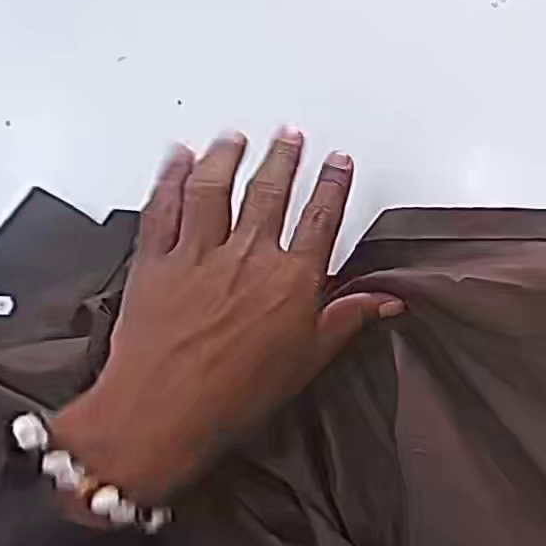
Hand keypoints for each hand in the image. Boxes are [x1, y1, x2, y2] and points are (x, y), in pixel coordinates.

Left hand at [52, 128, 401, 501]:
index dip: (332, 185)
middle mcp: (248, 256)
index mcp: (291, 280)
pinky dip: (169, 176)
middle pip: (270, 192)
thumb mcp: (310, 358)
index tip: (338, 161)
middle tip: (290, 135)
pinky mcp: (156, 260)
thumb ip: (349, 318)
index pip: (320, 218)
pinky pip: (163, 207)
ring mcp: (199, 254)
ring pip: (215, 188)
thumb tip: (389, 301)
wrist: (166, 410)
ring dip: (227, 156)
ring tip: (236, 136)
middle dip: (283, 158)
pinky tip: (177, 157)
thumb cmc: (241, 391)